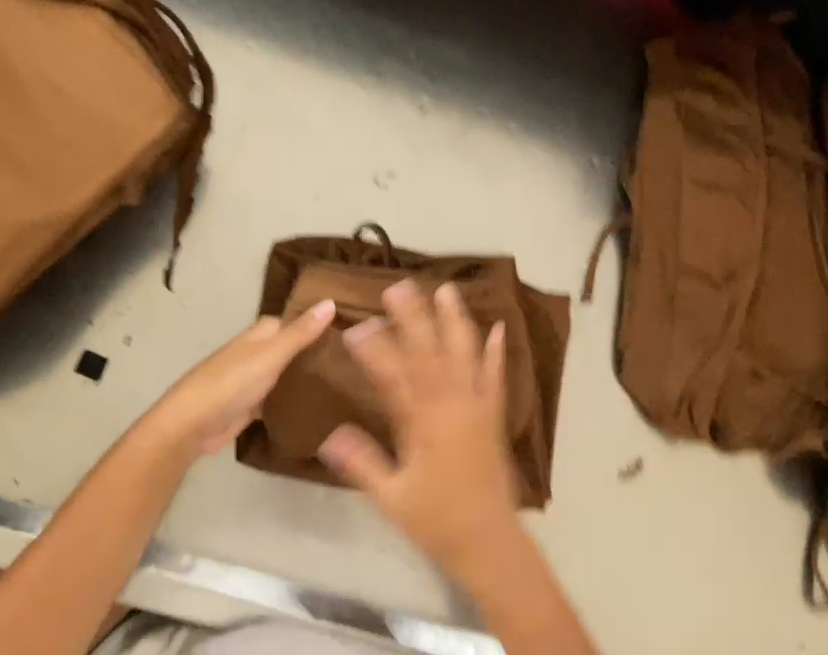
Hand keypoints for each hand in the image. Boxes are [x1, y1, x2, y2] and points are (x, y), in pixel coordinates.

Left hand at [142, 301, 335, 455]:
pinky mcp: (250, 408)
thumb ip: (300, 333)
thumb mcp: (271, 355)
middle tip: (353, 360)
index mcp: (259, 335)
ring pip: (285, 375)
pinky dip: (293, 403)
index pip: (292, 321)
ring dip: (305, 378)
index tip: (346, 329)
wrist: (191, 425)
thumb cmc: (231, 383)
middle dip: (314, 352)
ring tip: (345, 382)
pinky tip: (318, 408)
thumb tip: (331, 301)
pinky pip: (278, 401)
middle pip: (290, 348)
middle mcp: (256, 353)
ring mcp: (252, 381)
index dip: (315, 323)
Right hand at [318, 281, 520, 570]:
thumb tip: (329, 435)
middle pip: (430, 353)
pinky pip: (495, 377)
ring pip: (464, 355)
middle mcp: (451, 406)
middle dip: (413, 318)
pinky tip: (498, 327)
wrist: (489, 541)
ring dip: (455, 321)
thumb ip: (363, 464)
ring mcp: (476, 407)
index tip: (354, 328)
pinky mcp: (494, 416)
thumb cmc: (436, 520)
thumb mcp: (392, 497)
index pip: (393, 377)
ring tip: (446, 289)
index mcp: (423, 424)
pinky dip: (496, 352)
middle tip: (398, 287)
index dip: (373, 350)